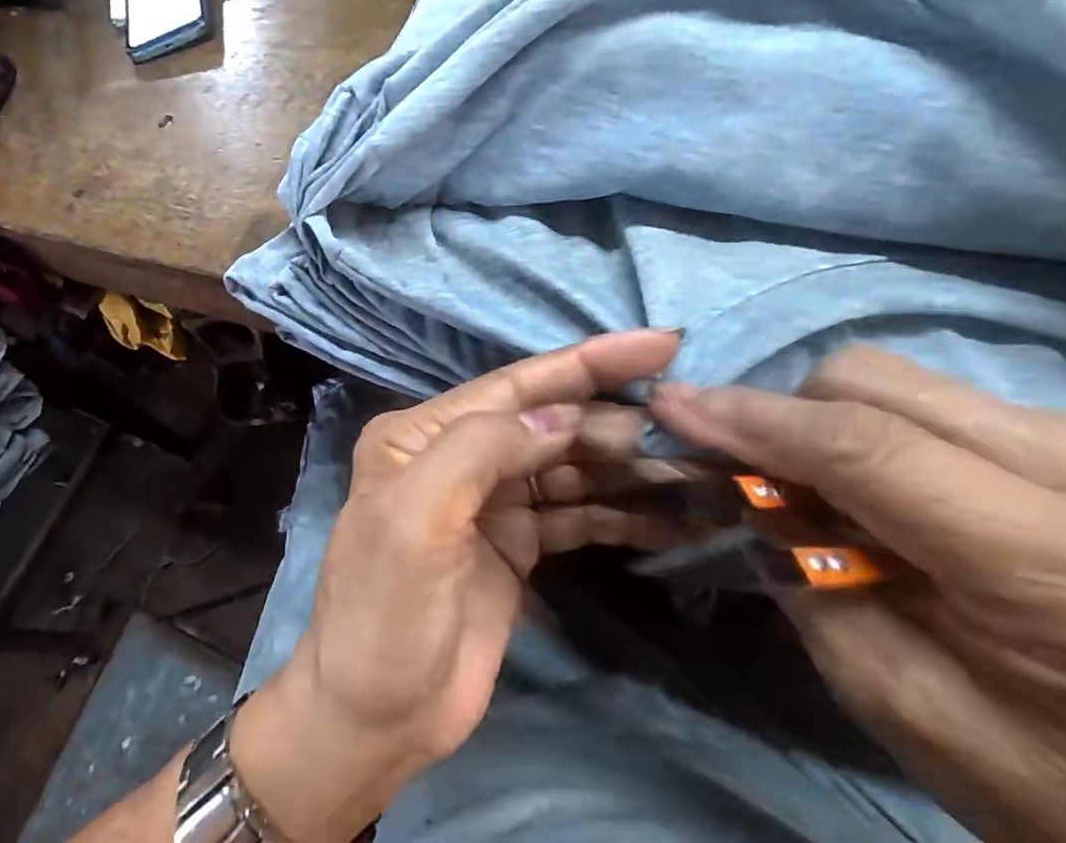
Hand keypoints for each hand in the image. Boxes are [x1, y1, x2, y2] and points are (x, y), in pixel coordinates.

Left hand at [233, 328, 685, 841]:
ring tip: (692, 470)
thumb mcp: (416, 518)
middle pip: (554, 424)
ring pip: (572, 468)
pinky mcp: (518, 545)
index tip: (661, 344)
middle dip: (619, 424)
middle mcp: (461, 455)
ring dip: (628, 468)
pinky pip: (578, 516)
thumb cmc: (383, 613)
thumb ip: (483, 448)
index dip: (590, 362)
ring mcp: (493, 501)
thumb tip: (563, 415)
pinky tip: (667, 520)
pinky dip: (619, 516)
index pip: (520, 385)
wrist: (373, 720)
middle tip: (689, 431)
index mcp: (426, 433)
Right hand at [651, 347, 1065, 842]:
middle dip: (802, 416)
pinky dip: (942, 450)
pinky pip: (999, 415)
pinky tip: (960, 514)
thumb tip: (753, 489)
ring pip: (941, 390)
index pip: (872, 451)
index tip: (679, 405)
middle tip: (770, 474)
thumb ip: (816, 587)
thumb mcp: (915, 715)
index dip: (758, 421)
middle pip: (895, 386)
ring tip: (869, 508)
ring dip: (871, 435)